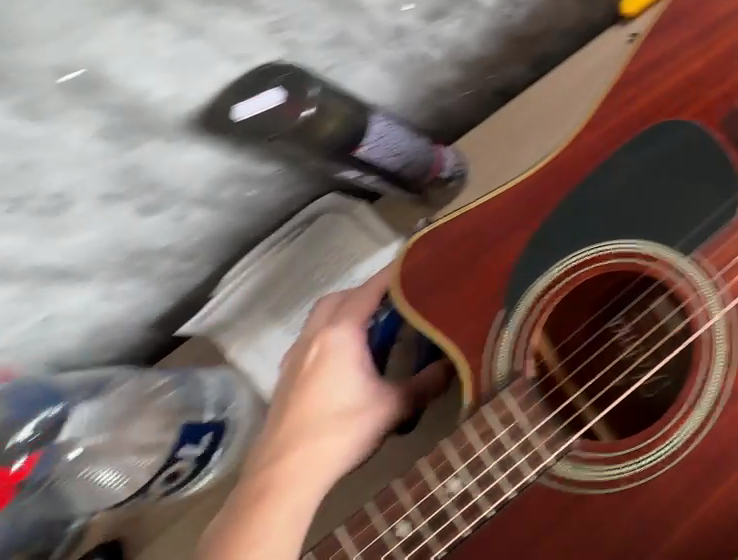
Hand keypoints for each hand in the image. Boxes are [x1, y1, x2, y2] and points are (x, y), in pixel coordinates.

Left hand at [245, 267, 450, 493]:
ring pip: (320, 320)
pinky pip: (312, 342)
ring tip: (378, 326)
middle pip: (338, 299)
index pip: (369, 290)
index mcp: (340, 334)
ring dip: (346, 314)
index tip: (418, 261)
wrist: (283, 477)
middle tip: (399, 297)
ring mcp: (295, 360)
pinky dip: (333, 337)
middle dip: (367, 292)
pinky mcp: (286, 380)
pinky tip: (351, 359)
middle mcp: (313, 339)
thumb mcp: (396, 405)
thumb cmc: (342, 431)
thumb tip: (454, 364)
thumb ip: (429, 381)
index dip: (394, 273)